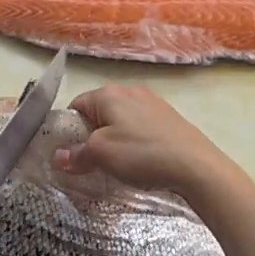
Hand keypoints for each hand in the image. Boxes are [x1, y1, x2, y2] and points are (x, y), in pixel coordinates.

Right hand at [53, 85, 236, 198]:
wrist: (195, 165)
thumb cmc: (141, 154)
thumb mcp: (101, 155)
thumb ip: (77, 154)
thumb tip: (58, 157)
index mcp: (108, 93)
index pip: (76, 105)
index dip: (69, 129)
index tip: (71, 152)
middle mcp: (129, 90)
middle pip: (99, 111)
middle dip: (92, 134)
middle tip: (93, 161)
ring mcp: (152, 101)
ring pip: (121, 119)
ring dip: (114, 138)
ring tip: (119, 163)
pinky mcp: (169, 116)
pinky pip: (140, 125)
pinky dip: (135, 139)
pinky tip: (142, 159)